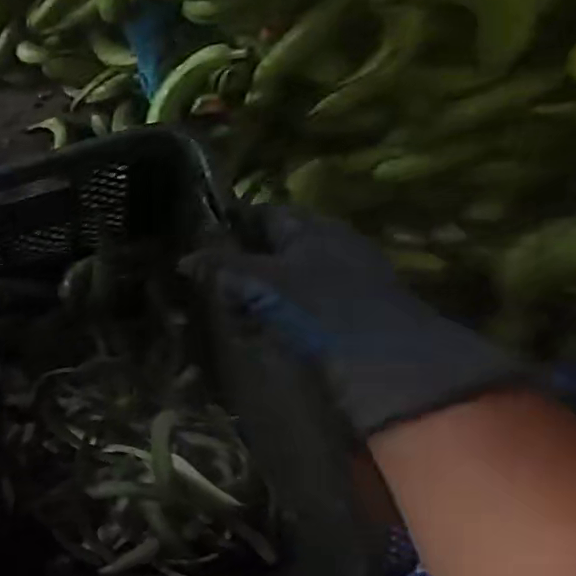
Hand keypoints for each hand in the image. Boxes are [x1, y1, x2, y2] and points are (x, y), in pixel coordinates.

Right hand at [183, 206, 522, 436]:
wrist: (390, 361)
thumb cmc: (321, 306)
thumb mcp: (261, 280)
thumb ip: (222, 266)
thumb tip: (184, 259)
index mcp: (312, 228)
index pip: (264, 213)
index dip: (232, 222)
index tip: (200, 238)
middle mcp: (330, 246)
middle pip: (274, 247)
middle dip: (240, 261)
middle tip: (205, 279)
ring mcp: (341, 281)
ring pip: (284, 278)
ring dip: (254, 292)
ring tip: (224, 310)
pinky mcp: (345, 315)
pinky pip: (297, 306)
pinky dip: (272, 314)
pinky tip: (255, 330)